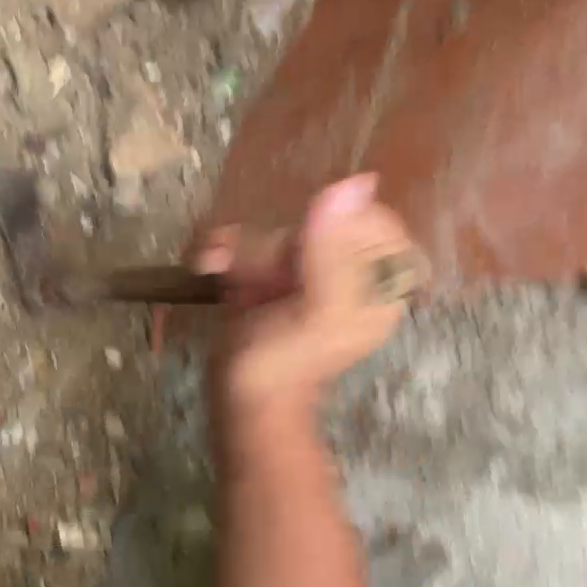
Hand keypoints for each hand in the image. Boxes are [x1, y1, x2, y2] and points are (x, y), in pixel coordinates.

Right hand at [198, 174, 418, 413]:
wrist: (240, 403)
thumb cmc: (283, 366)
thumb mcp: (317, 311)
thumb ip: (334, 251)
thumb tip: (353, 183)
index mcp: (378, 279)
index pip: (365, 220)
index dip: (327, 228)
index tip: (296, 256)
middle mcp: (342, 272)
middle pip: (311, 226)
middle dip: (271, 245)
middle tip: (251, 276)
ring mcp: (300, 277)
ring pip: (271, 235)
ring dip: (236, 250)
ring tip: (215, 268)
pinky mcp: (264, 281)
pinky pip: (245, 248)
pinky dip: (222, 253)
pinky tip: (208, 267)